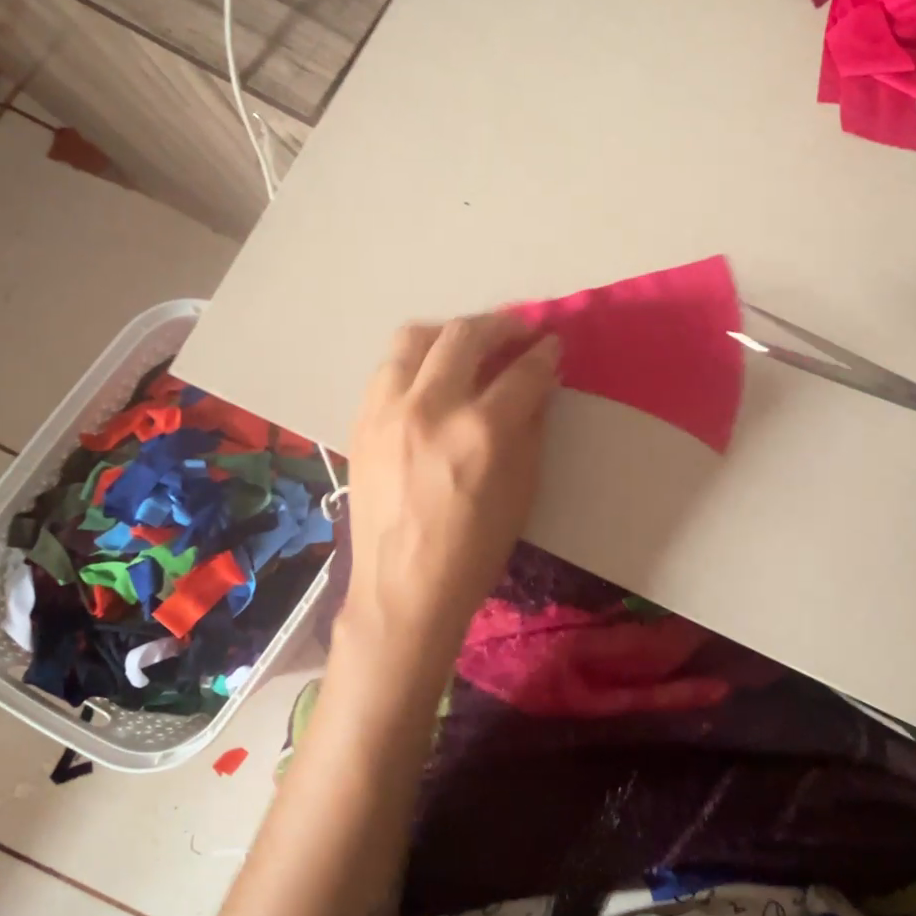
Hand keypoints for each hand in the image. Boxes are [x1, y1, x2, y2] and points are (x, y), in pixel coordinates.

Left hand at [344, 313, 559, 641]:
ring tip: (470, 345)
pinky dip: (417, 360)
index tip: (553, 346)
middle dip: (501, 326)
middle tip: (519, 333)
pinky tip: (432, 376)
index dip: (544, 354)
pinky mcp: (361, 421)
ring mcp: (388, 410)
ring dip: (451, 332)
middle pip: (466, 335)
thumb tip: (538, 384)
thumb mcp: (522, 490)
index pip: (522, 372)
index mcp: (480, 431)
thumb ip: (531, 427)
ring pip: (415, 337)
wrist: (404, 590)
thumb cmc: (475, 550)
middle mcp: (430, 407)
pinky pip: (389, 367)